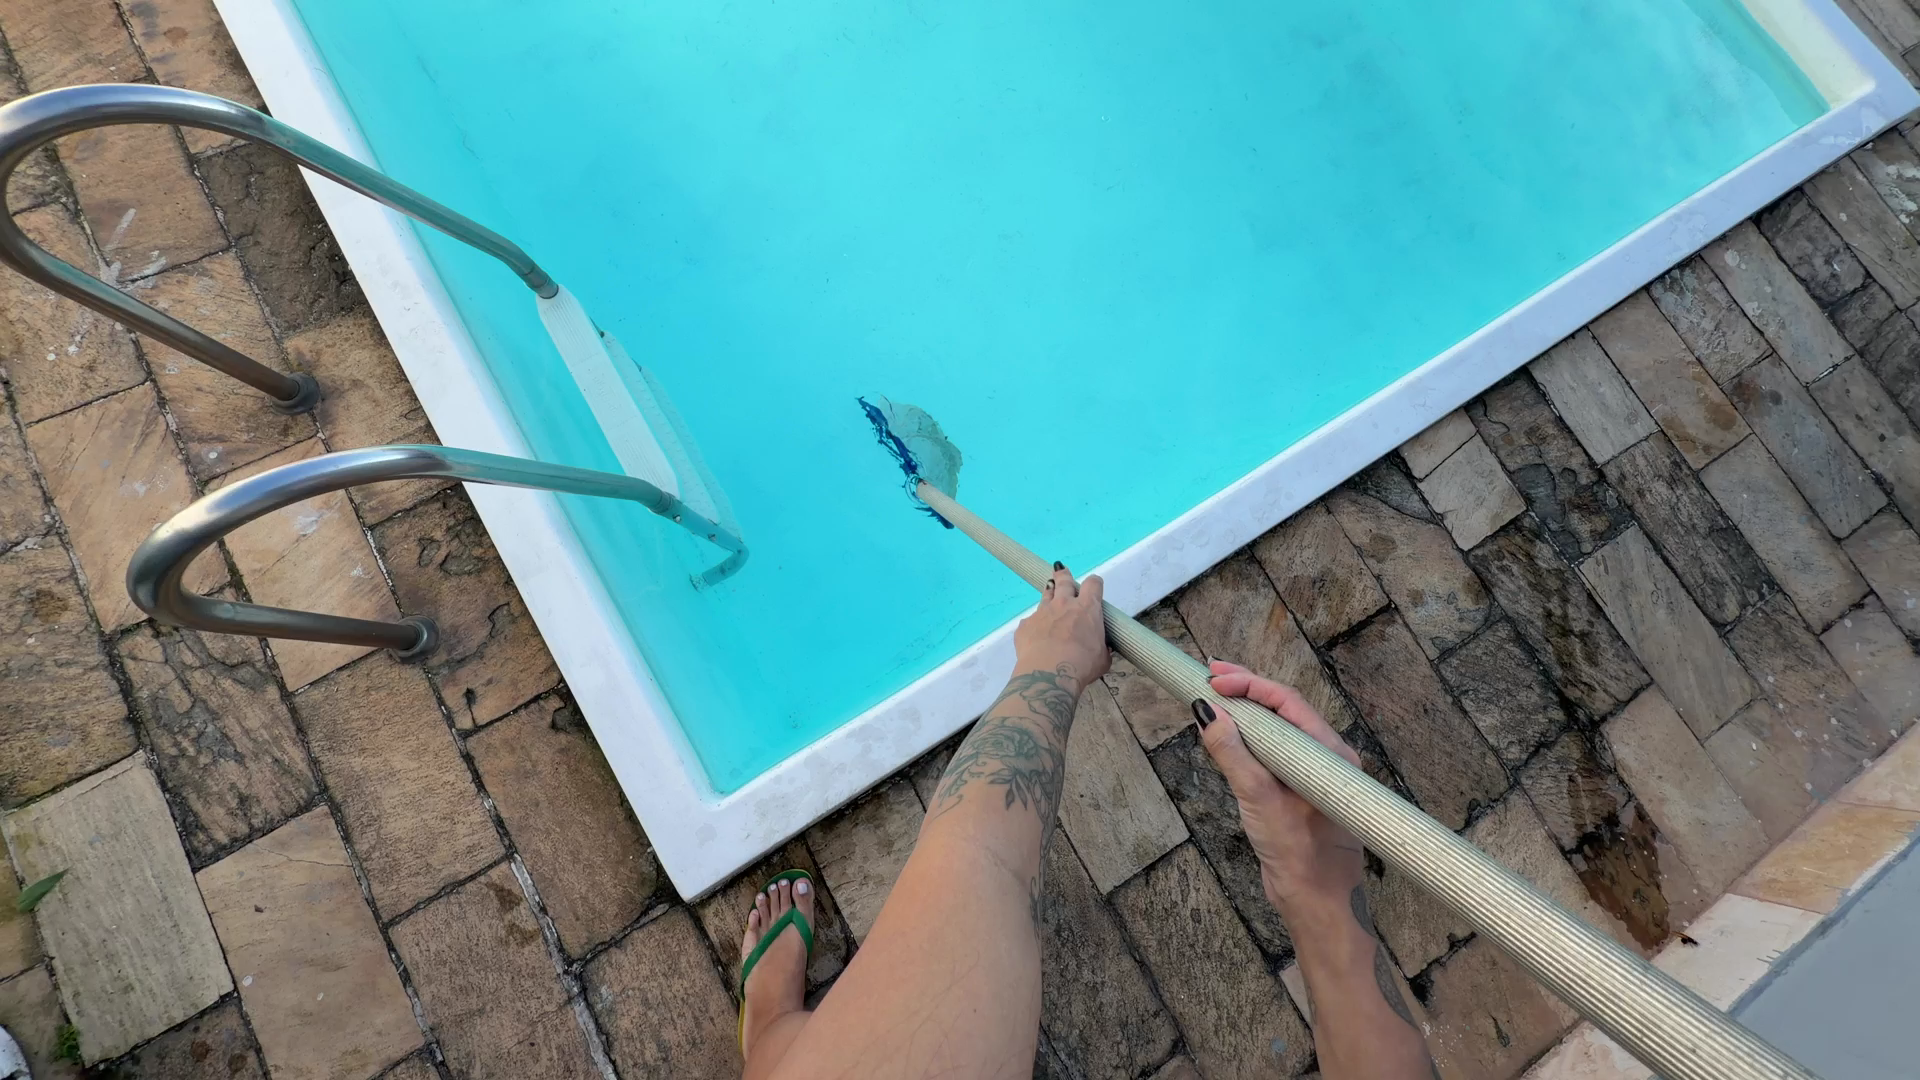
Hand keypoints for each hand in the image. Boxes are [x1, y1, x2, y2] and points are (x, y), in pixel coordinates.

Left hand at [1012, 564, 1110, 691]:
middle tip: (1061, 570)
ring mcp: (1042, 612)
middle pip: (1063, 581)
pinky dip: (1035, 625)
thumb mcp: (1102, 658)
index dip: (1094, 583)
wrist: (1048, 673)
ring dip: (1049, 594)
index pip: (1093, 584)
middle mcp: (1064, 604)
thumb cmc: (1082, 665)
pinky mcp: (1025, 624)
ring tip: (1048, 592)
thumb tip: (1102, 649)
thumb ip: (1102, 649)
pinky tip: (1035, 636)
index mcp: (1087, 609)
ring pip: (1045, 596)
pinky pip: (1030, 621)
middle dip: (1063, 575)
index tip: (1094, 585)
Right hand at [1199, 661, 1364, 917]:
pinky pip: (1270, 749)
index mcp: (1328, 754)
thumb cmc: (1299, 855)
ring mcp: (1310, 773)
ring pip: (1275, 727)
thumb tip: (1205, 712)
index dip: (1248, 684)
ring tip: (1213, 692)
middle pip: (1281, 708)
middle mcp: (1323, 757)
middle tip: (1209, 672)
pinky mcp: (1296, 788)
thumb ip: (1232, 753)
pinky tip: (1226, 729)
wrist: (1316, 905)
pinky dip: (1246, 733)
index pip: (1286, 701)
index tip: (1213, 679)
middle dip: (1244, 688)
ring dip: (1243, 708)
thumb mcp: (1259, 799)